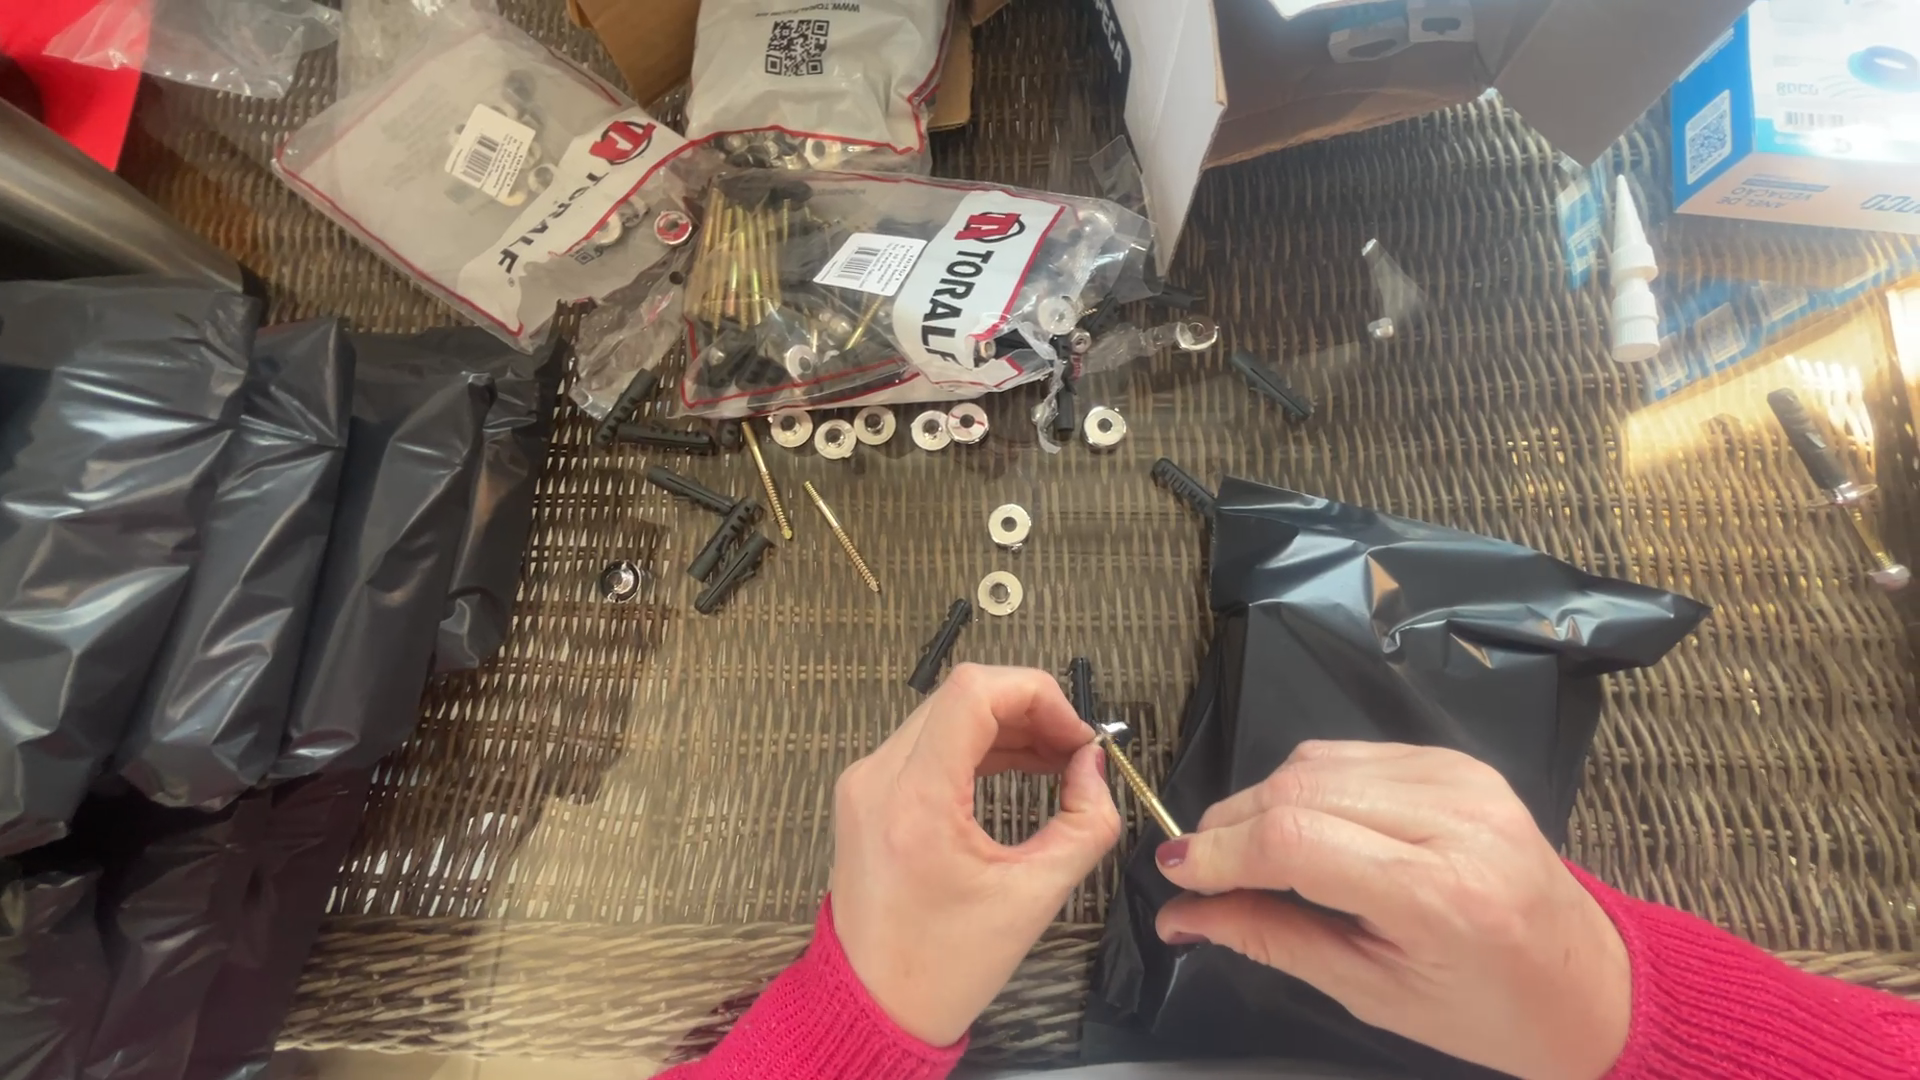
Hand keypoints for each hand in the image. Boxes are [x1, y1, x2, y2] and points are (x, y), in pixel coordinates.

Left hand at [830, 664, 1122, 1046]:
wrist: (869, 1005)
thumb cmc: (944, 965)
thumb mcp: (1034, 897)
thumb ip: (1085, 824)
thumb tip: (1094, 765)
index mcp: (916, 801)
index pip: (972, 692)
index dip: (1035, 694)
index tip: (1075, 735)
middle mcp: (879, 775)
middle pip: (962, 694)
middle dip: (1029, 708)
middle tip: (1073, 748)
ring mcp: (867, 777)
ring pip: (947, 710)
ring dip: (1007, 723)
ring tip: (1055, 757)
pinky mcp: (869, 786)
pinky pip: (930, 738)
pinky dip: (979, 741)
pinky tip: (1019, 762)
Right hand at [1153, 741, 1629, 1079]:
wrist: (1597, 980)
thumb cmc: (1488, 1012)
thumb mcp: (1371, 993)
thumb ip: (1267, 937)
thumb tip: (1179, 915)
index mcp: (1444, 894)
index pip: (1296, 843)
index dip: (1220, 851)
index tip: (1172, 871)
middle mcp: (1453, 816)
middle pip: (1295, 792)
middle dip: (1228, 827)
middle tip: (1198, 865)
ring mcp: (1455, 774)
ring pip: (1308, 765)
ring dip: (1257, 804)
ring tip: (1246, 848)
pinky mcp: (1448, 756)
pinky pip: (1338, 754)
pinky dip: (1297, 784)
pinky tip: (1300, 821)